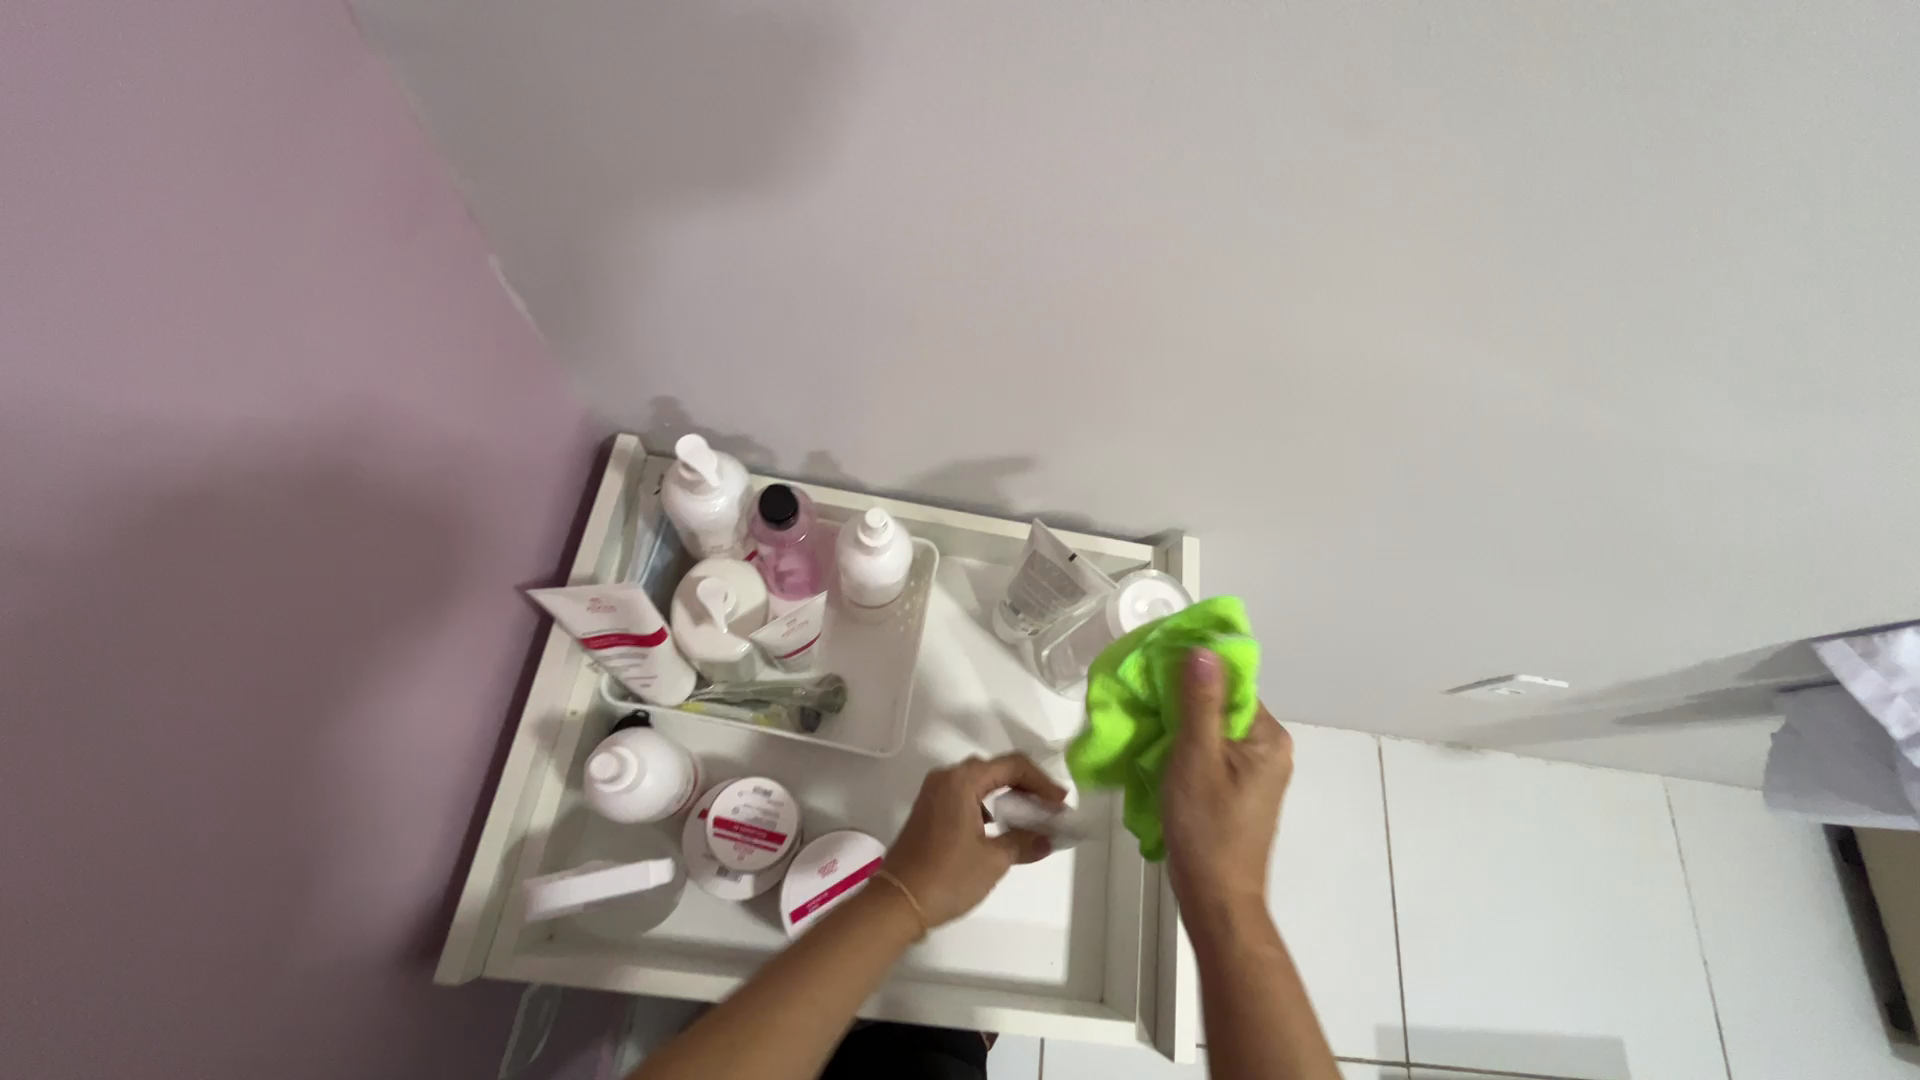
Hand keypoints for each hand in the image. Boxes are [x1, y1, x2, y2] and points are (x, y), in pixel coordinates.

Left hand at [885, 754, 1065, 926]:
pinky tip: (1001, 827)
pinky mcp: (928, 810)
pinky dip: (988, 805)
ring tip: (1032, 818)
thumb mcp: (993, 860)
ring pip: (980, 783)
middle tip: (1050, 808)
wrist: (898, 902)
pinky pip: (966, 796)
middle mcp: (946, 778)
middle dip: (1026, 787)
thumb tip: (1047, 839)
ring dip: (1007, 796)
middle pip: (996, 769)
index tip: (1061, 802)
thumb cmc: (947, 876)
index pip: (1012, 766)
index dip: (1042, 782)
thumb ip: (1024, 842)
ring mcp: (934, 793)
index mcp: (962, 780)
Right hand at [1162, 648, 1292, 923]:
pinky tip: (1157, 752)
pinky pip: (1211, 753)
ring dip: (1180, 725)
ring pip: (1213, 730)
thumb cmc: (1206, 827)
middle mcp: (1271, 749)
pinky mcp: (1239, 790)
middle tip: (1141, 698)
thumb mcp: (1197, 758)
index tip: (1154, 668)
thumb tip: (1205, 648)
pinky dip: (1185, 748)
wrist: (1216, 897)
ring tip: (1143, 722)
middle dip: (1182, 700)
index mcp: (1269, 737)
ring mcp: (1256, 772)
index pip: (1232, 684)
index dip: (1194, 672)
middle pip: (1222, 706)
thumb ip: (1199, 702)